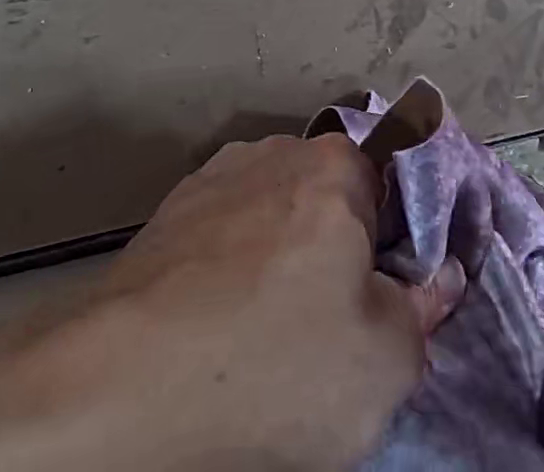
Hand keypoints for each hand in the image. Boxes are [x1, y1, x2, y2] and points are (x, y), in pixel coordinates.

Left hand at [62, 132, 464, 470]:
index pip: (399, 183)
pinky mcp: (168, 214)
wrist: (110, 392)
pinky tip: (222, 319)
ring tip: (272, 323)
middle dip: (347, 245)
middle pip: (337, 195)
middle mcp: (277, 151)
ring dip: (289, 254)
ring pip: (280, 212)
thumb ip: (425, 308)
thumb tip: (433, 278)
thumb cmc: (269, 365)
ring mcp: (215, 178)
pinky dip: (238, 265)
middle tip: (339, 314)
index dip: (405, 237)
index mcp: (336, 165)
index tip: (397, 287)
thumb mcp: (385, 362)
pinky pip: (230, 231)